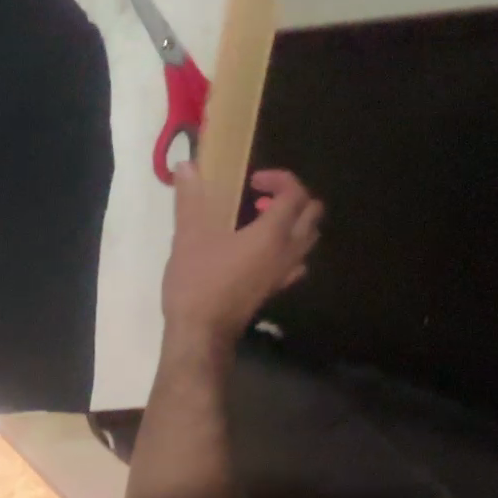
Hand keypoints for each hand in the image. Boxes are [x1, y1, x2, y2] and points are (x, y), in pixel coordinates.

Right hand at [161, 163, 322, 348]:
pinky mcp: (274, 290)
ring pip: (307, 239)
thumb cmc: (197, 282)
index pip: (295, 193)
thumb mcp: (188, 237)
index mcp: (273, 232)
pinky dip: (286, 251)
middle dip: (291, 199)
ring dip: (292, 224)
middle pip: (311, 214)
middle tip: (259, 201)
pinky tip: (262, 255)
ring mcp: (284, 273)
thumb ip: (190, 200)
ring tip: (260, 225)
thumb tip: (186, 165)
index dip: (278, 179)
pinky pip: (295, 263)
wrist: (201, 332)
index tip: (251, 181)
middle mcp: (288, 250)